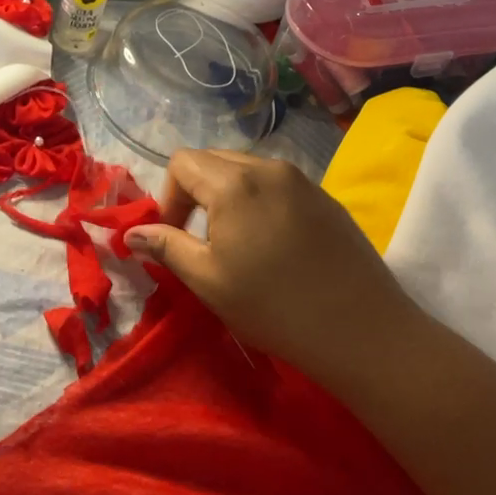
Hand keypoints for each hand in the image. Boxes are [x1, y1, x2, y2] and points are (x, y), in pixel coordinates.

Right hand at [125, 149, 421, 377]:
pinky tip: (275, 246)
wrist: (364, 333)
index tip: (177, 236)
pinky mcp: (328, 200)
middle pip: (214, 161)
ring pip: (247, 171)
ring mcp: (303, 182)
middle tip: (202, 239)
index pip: (182, 163)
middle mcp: (268, 169)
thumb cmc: (275, 307)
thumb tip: (130, 233)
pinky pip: (279, 186)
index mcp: (233, 183)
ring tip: (238, 242)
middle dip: (196, 192)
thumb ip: (165, 247)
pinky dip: (262, 203)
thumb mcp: (207, 281)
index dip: (168, 197)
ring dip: (229, 196)